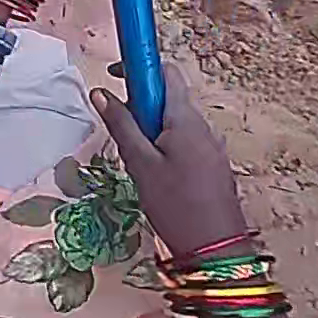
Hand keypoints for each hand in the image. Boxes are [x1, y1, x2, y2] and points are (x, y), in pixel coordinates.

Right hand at [92, 65, 250, 257]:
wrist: (217, 253)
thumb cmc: (175, 204)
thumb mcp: (139, 162)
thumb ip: (120, 124)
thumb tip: (100, 92)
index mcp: (185, 120)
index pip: (166, 72)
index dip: (139, 65)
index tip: (115, 75)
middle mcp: (202, 127)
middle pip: (168, 96)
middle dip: (139, 102)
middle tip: (119, 125)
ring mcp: (209, 146)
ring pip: (173, 119)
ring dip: (149, 124)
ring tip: (134, 154)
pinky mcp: (210, 164)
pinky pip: (182, 138)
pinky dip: (161, 140)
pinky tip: (151, 168)